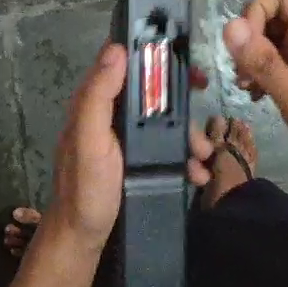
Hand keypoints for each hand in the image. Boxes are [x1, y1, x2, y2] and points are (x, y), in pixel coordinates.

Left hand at [39, 43, 214, 256]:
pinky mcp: (136, 160)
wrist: (83, 237)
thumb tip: (117, 49)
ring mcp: (124, 139)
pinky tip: (197, 173)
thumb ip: (99, 95)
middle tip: (204, 94)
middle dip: (180, 96)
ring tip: (204, 155)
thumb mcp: (89, 139)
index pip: (122, 61)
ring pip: (163, 121)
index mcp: (95, 102)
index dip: (151, 52)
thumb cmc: (85, 187)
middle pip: (150, 91)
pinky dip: (184, 157)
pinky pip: (165, 148)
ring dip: (188, 133)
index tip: (182, 56)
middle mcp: (109, 115)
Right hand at [223, 0, 287, 211]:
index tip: (243, 47)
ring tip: (246, 86)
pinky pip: (274, 61)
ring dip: (251, 57)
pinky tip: (255, 95)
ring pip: (270, 39)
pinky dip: (259, 72)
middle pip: (273, 15)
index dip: (256, 12)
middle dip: (250, 37)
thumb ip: (263, 61)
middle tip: (241, 72)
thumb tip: (229, 26)